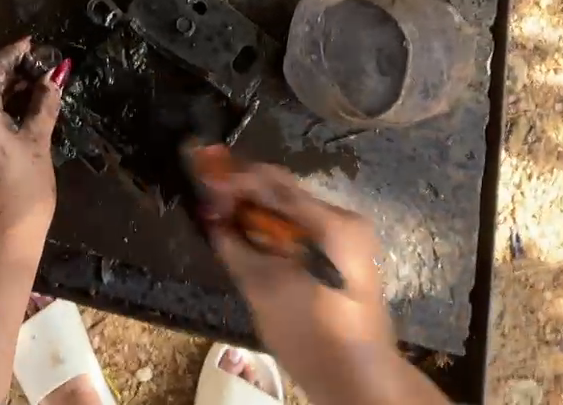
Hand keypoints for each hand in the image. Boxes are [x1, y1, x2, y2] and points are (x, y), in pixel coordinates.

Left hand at [0, 38, 66, 258]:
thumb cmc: (22, 191)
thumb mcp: (38, 143)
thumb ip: (43, 104)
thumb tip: (55, 76)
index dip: (15, 54)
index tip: (33, 45)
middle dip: (11, 74)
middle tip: (40, 70)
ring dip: (3, 94)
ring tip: (34, 90)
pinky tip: (15, 114)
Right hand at [197, 163, 399, 390]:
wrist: (361, 384)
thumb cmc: (311, 335)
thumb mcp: (262, 288)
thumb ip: (233, 244)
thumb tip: (209, 216)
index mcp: (330, 222)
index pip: (272, 181)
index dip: (232, 178)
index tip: (202, 178)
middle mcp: (344, 217)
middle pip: (284, 190)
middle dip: (243, 192)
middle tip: (210, 197)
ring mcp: (349, 234)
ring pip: (292, 207)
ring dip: (258, 209)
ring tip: (224, 214)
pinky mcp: (347, 252)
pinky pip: (303, 225)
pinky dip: (275, 226)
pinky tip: (252, 233)